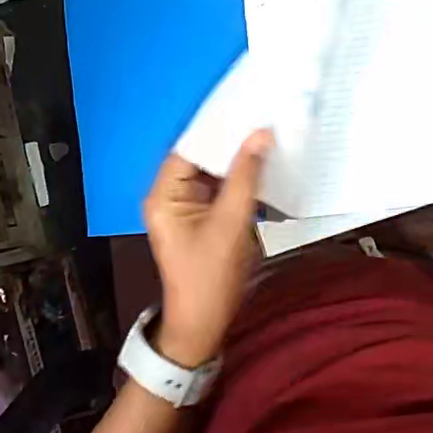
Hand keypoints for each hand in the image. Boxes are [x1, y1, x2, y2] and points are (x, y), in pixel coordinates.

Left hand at [142, 129, 273, 366]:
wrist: (204, 323)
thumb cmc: (210, 278)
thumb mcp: (231, 224)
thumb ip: (246, 178)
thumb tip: (260, 135)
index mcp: (164, 196)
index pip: (188, 150)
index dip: (216, 129)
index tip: (246, 109)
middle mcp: (171, 196)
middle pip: (202, 158)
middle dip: (231, 142)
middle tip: (263, 119)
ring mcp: (188, 207)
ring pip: (215, 172)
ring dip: (239, 159)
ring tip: (268, 136)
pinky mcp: (205, 217)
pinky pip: (223, 188)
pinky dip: (243, 179)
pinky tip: (265, 166)